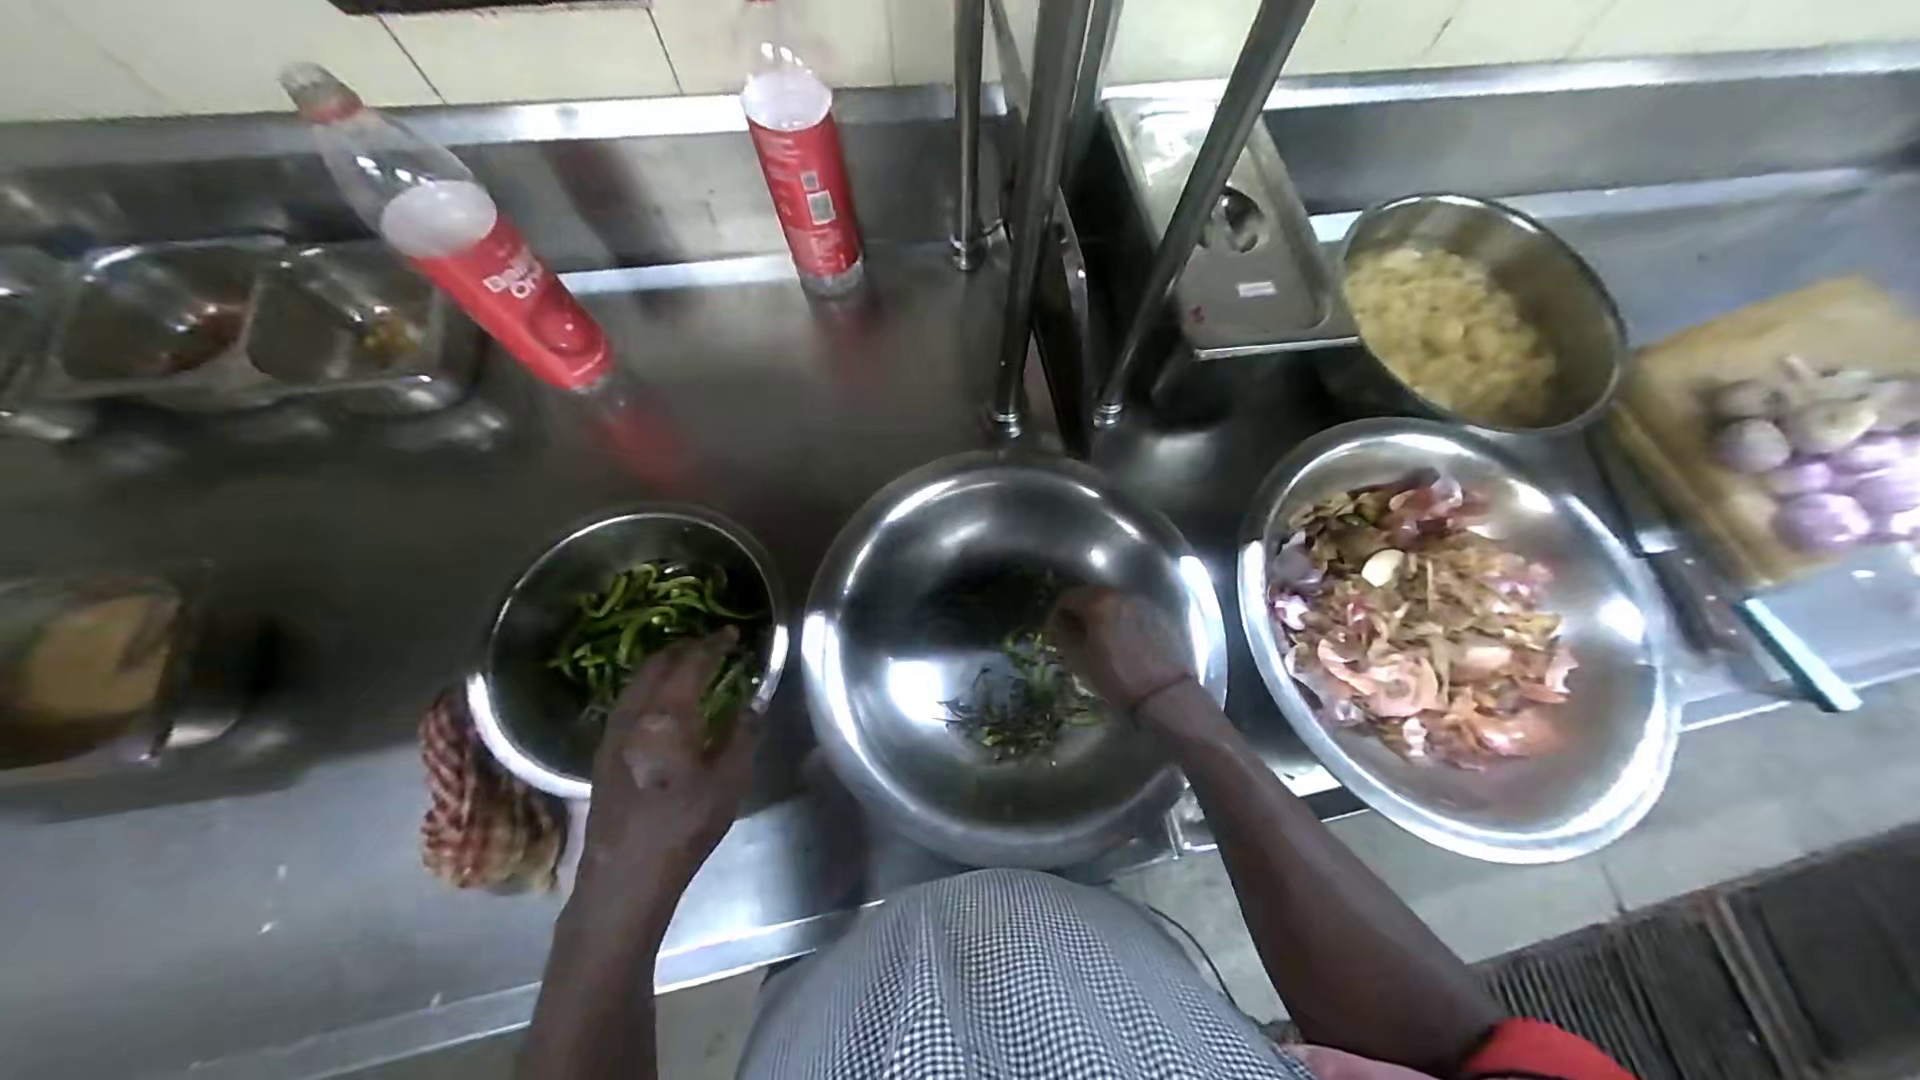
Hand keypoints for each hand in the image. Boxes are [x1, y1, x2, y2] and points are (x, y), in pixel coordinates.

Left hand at [578, 627, 757, 895]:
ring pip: (636, 681)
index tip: (731, 634)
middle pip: (657, 665)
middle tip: (709, 644)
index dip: (713, 644)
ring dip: (662, 665)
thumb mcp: (730, 779)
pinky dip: (647, 686)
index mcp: (668, 715)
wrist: (627, 873)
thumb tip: (752, 704)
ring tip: (686, 664)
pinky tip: (660, 701)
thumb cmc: (685, 824)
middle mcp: (634, 714)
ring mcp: (612, 733)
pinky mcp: (602, 752)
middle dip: (684, 648)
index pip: (692, 664)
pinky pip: (627, 701)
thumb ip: (743, 734)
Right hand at [1046, 586, 1193, 710]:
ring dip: (1101, 615)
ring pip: (1113, 603)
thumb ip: (1064, 634)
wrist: (1164, 693)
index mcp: (1098, 603)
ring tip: (1099, 638)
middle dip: (1079, 611)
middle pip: (1091, 595)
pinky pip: (1130, 612)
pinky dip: (1120, 620)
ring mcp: (1142, 604)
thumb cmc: (1116, 676)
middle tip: (1075, 633)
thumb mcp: (1079, 658)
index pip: (1067, 597)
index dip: (1057, 613)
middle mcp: (1121, 596)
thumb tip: (1060, 623)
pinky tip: (1122, 641)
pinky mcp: (1159, 616)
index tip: (1055, 629)